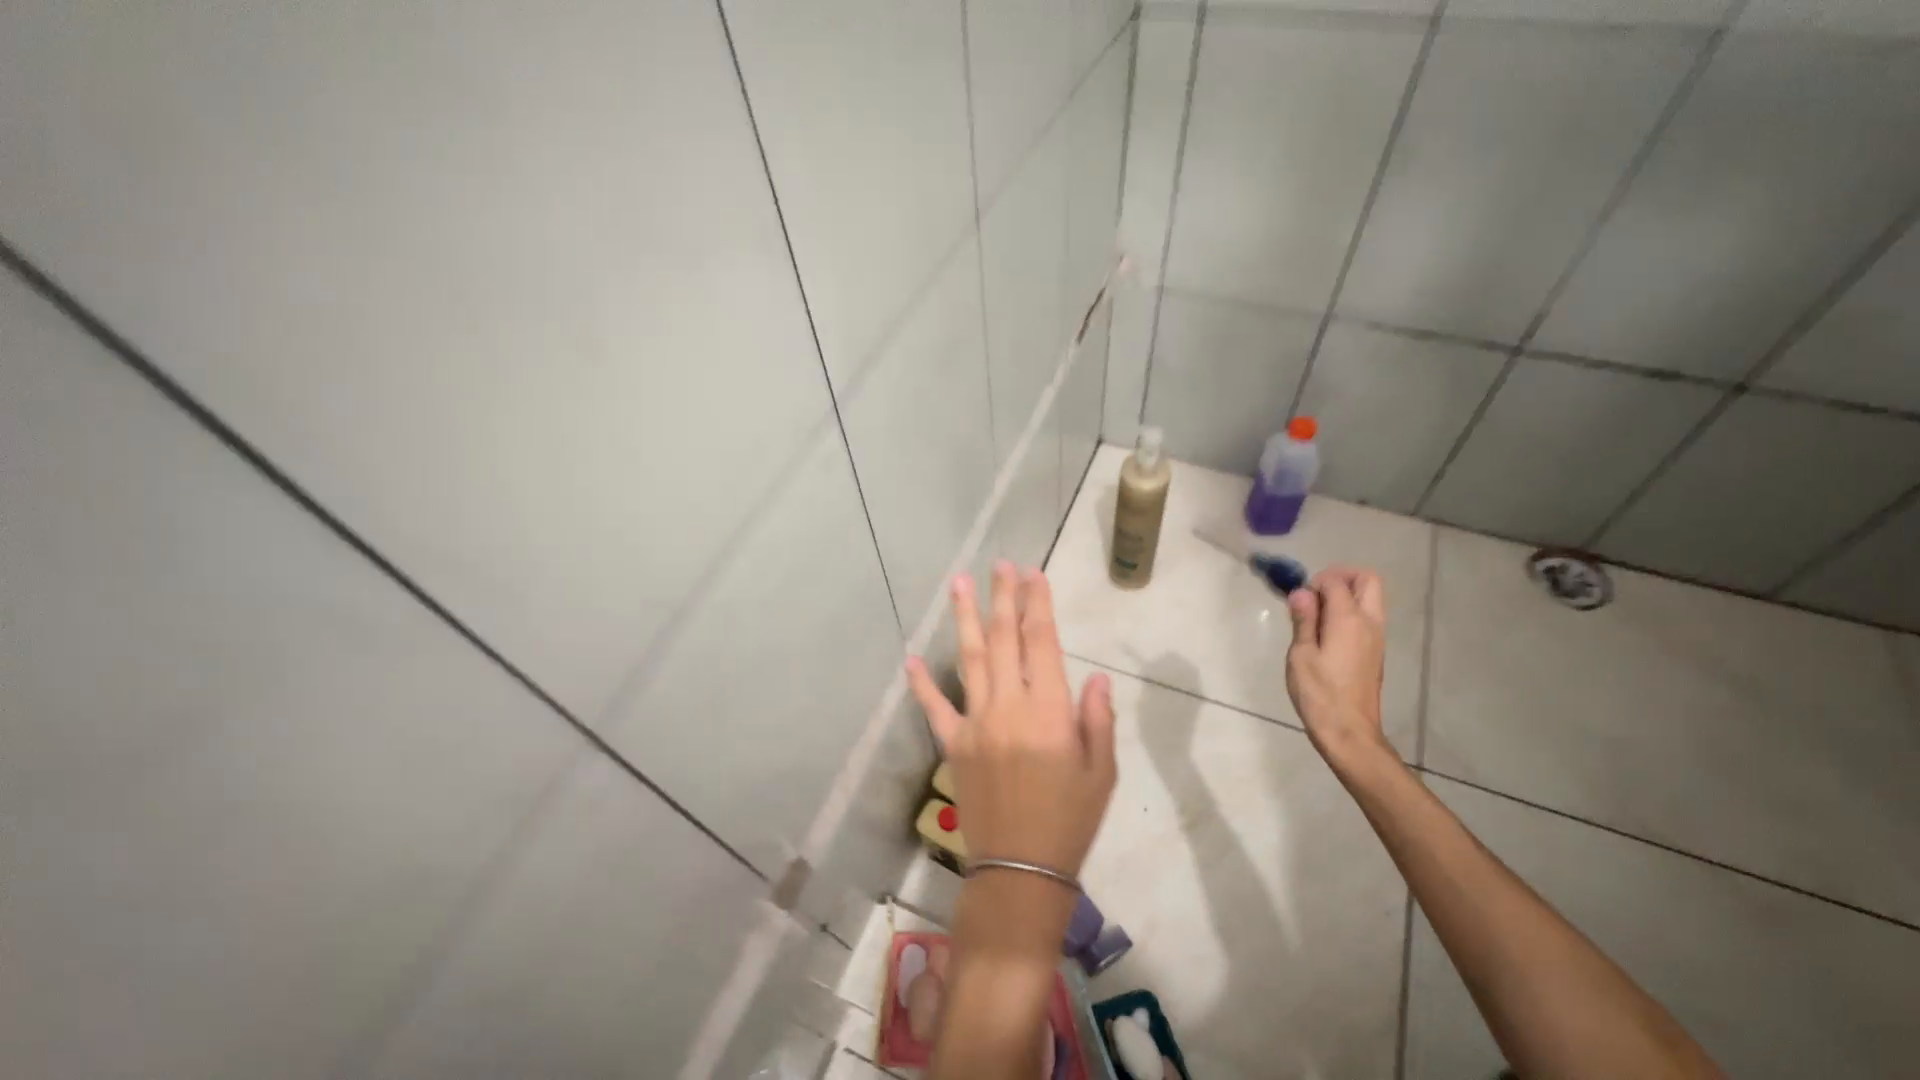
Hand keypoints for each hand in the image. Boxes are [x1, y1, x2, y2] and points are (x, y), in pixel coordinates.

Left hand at [906, 562, 1116, 878]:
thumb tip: (1098, 678)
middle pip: (1003, 640)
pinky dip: (923, 683)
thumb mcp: (1102, 772)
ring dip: (965, 619)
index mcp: (1049, 710)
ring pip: (968, 659)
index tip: (1034, 574)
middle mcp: (1008, 706)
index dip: (1038, 604)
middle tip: (1001, 566)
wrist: (1021, 868)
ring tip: (960, 584)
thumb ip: (1098, 720)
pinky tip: (913, 658)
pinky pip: (934, 708)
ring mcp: (975, 724)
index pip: (1042, 643)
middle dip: (1003, 599)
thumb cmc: (1071, 820)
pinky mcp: (953, 745)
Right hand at [1285, 565, 1391, 770]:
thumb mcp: (1301, 655)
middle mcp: (1370, 622)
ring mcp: (1377, 637)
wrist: (1349, 731)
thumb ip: (1304, 620)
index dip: (1315, 582)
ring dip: (1347, 595)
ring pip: (1371, 598)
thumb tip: (1302, 592)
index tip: (1298, 601)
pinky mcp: (1376, 651)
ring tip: (1317, 616)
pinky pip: (1368, 617)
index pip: (1336, 582)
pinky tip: (1326, 634)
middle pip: (1367, 579)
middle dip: (1342, 577)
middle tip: (1316, 594)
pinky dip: (1350, 613)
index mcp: (1349, 619)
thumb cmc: (1319, 693)